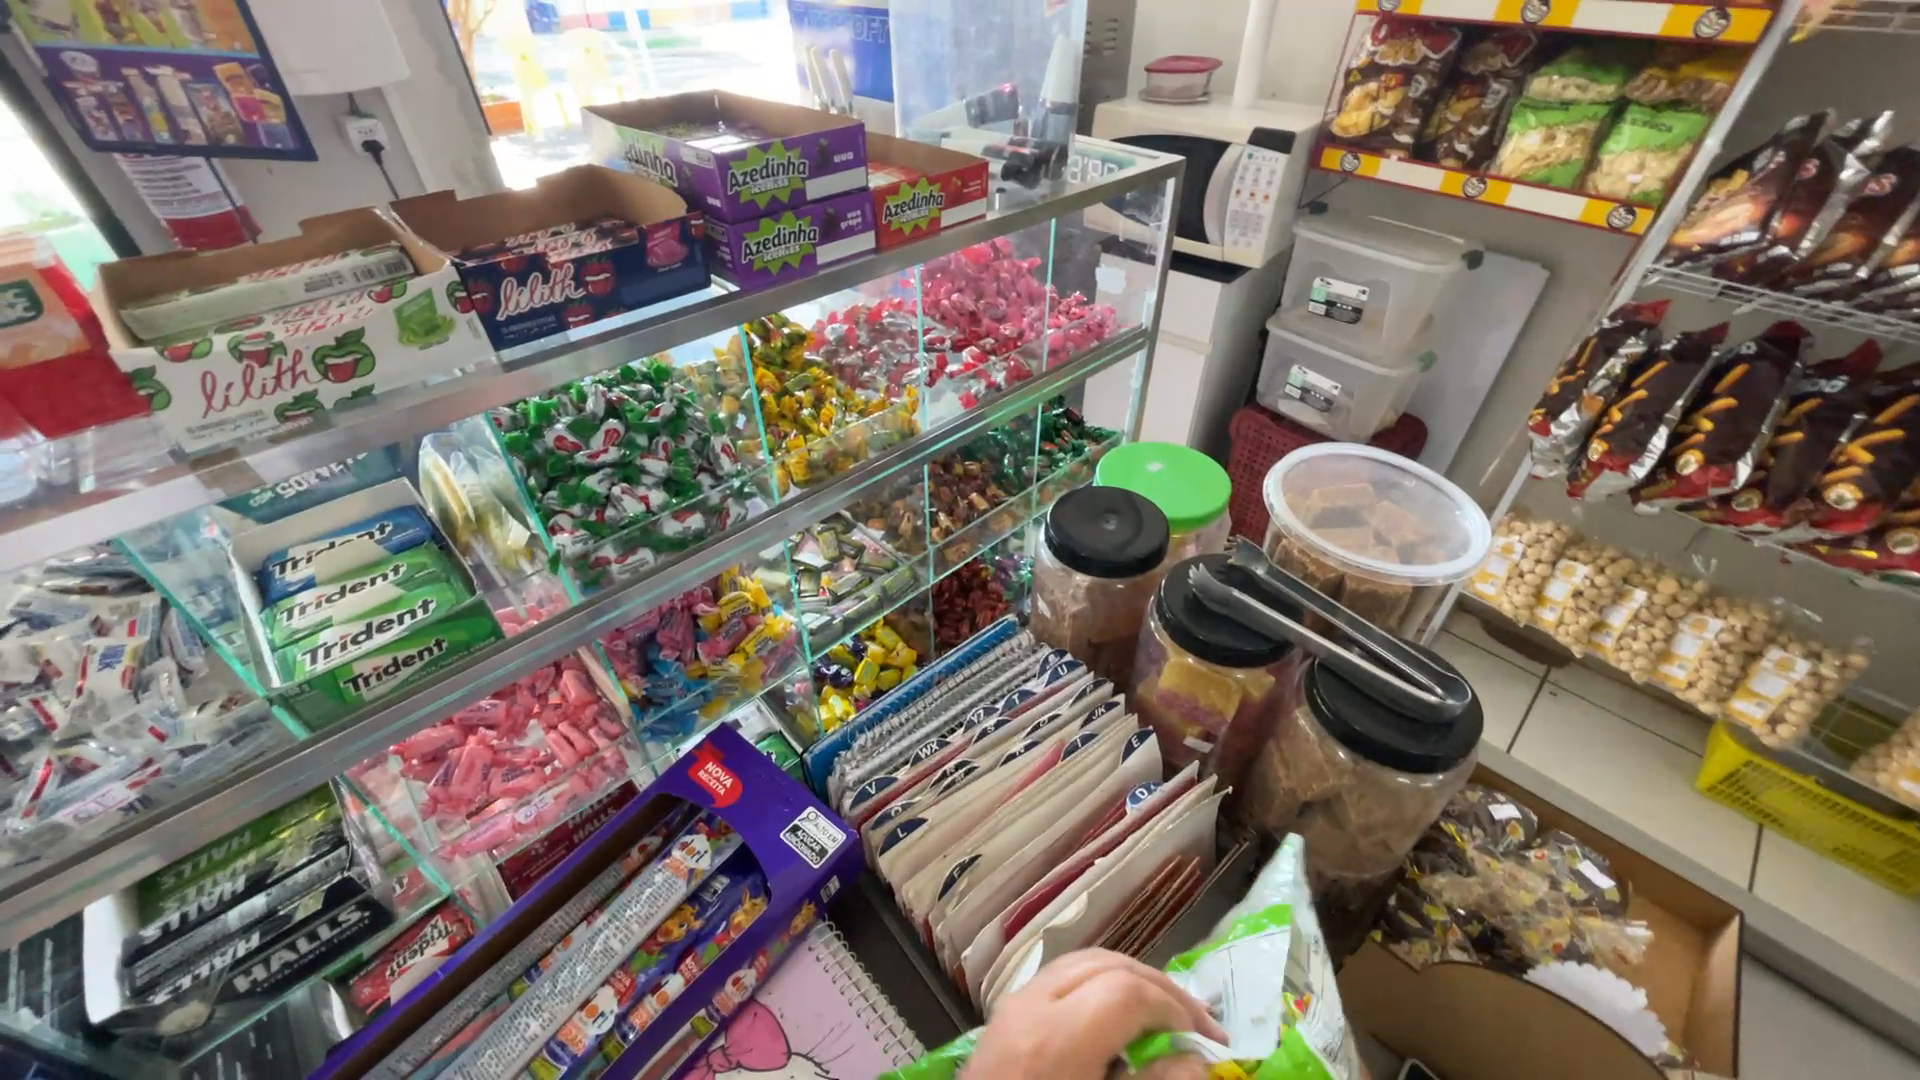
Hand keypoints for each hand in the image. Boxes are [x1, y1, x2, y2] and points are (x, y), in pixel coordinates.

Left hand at [962, 949, 1225, 1079]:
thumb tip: (1192, 1060)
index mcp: (1056, 1040)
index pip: (1127, 991)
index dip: (1173, 1008)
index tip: (1205, 1041)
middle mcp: (1033, 1006)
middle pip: (1108, 965)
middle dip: (1159, 988)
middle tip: (1199, 1024)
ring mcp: (1015, 1003)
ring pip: (1084, 961)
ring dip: (1131, 978)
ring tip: (1166, 1012)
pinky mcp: (1007, 1011)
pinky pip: (1062, 975)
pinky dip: (1099, 982)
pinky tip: (1120, 1012)